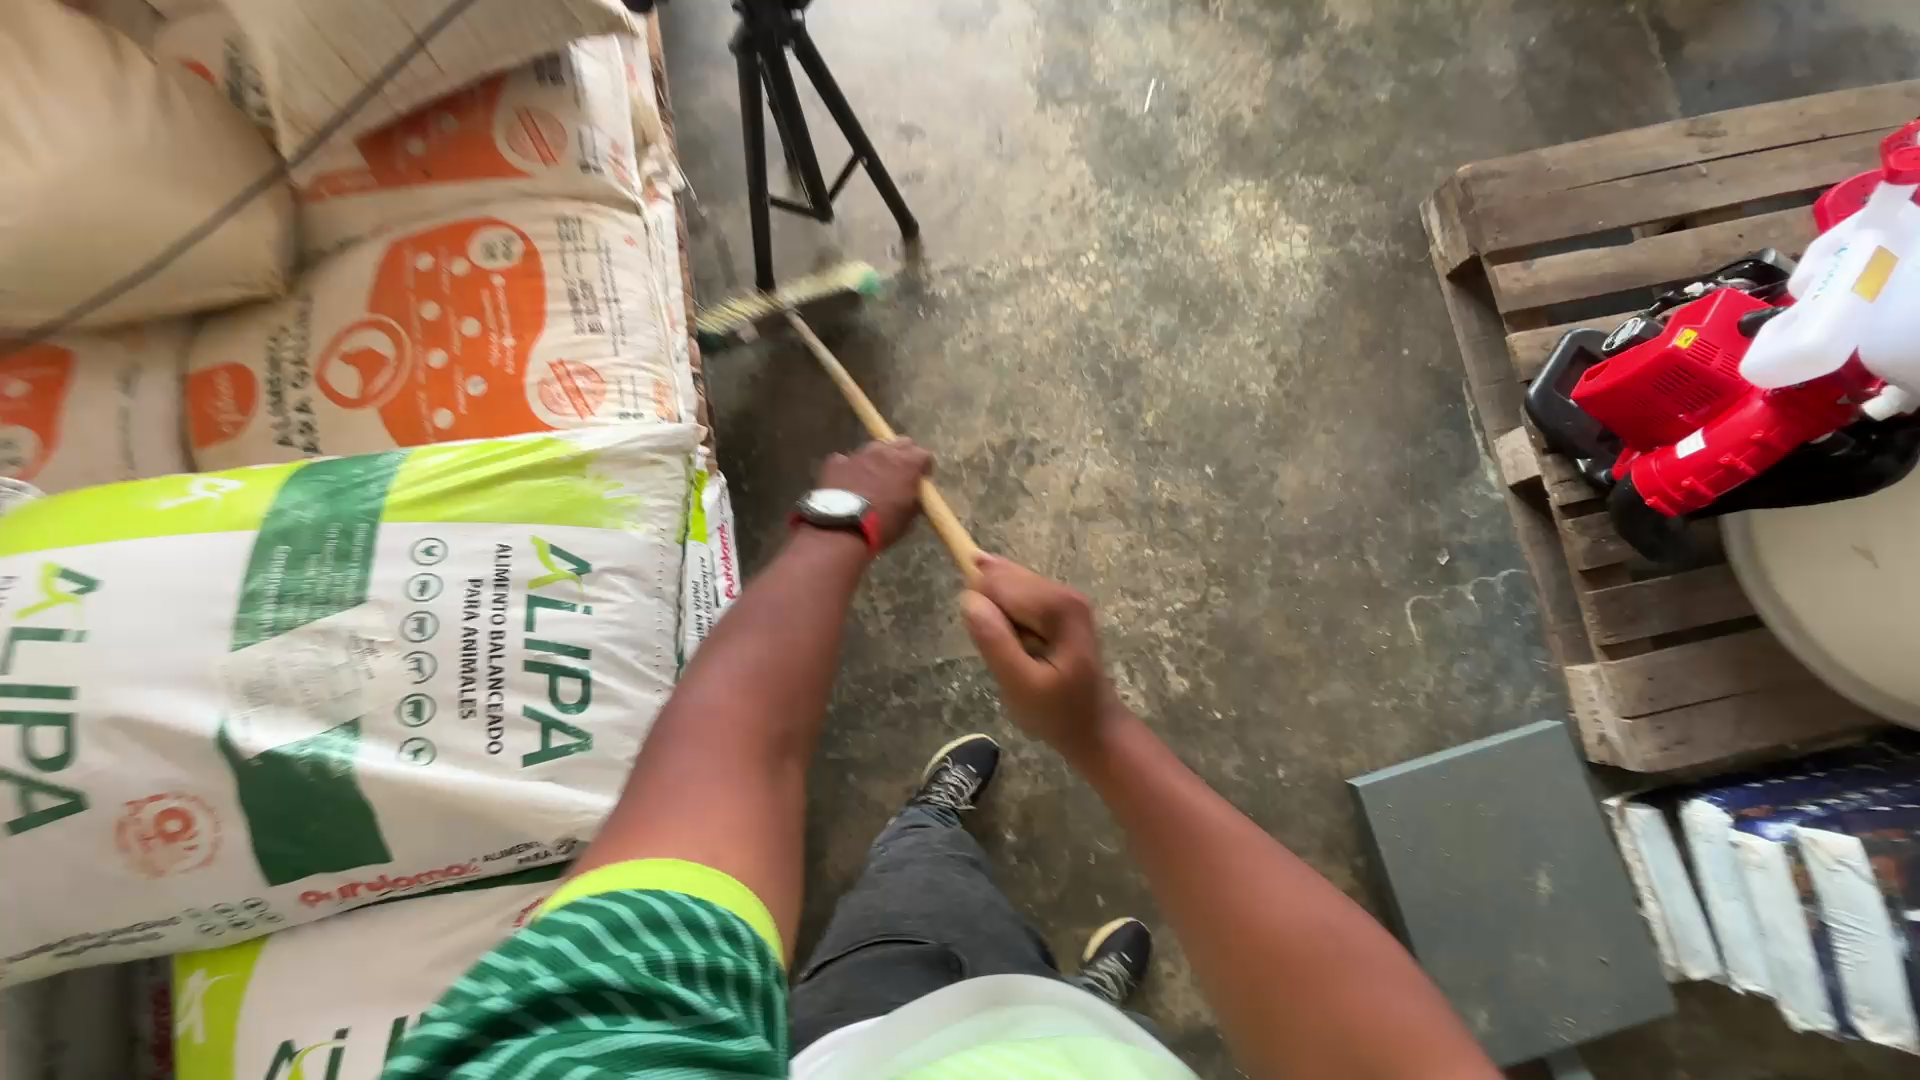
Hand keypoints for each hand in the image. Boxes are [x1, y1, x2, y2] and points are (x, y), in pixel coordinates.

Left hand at [816, 438, 932, 549]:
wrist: (842, 529)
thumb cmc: (882, 524)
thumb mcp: (908, 516)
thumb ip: (915, 498)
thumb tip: (914, 493)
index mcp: (907, 464)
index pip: (924, 454)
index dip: (924, 467)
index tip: (921, 480)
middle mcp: (884, 452)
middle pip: (900, 443)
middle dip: (903, 455)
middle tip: (900, 474)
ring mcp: (859, 455)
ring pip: (873, 448)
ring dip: (878, 459)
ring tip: (873, 477)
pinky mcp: (836, 462)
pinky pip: (847, 460)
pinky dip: (851, 468)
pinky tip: (848, 482)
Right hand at [961, 554, 1124, 757]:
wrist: (1095, 729)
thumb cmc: (1057, 713)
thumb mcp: (1020, 686)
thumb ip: (994, 641)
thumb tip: (968, 600)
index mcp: (1058, 606)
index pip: (996, 582)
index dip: (981, 611)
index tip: (991, 647)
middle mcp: (1064, 591)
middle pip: (1003, 578)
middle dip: (991, 613)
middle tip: (1007, 654)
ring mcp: (1064, 596)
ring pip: (1008, 586)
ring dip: (1000, 618)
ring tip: (1017, 654)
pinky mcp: (1059, 605)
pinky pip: (1017, 598)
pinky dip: (1009, 620)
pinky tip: (1020, 648)